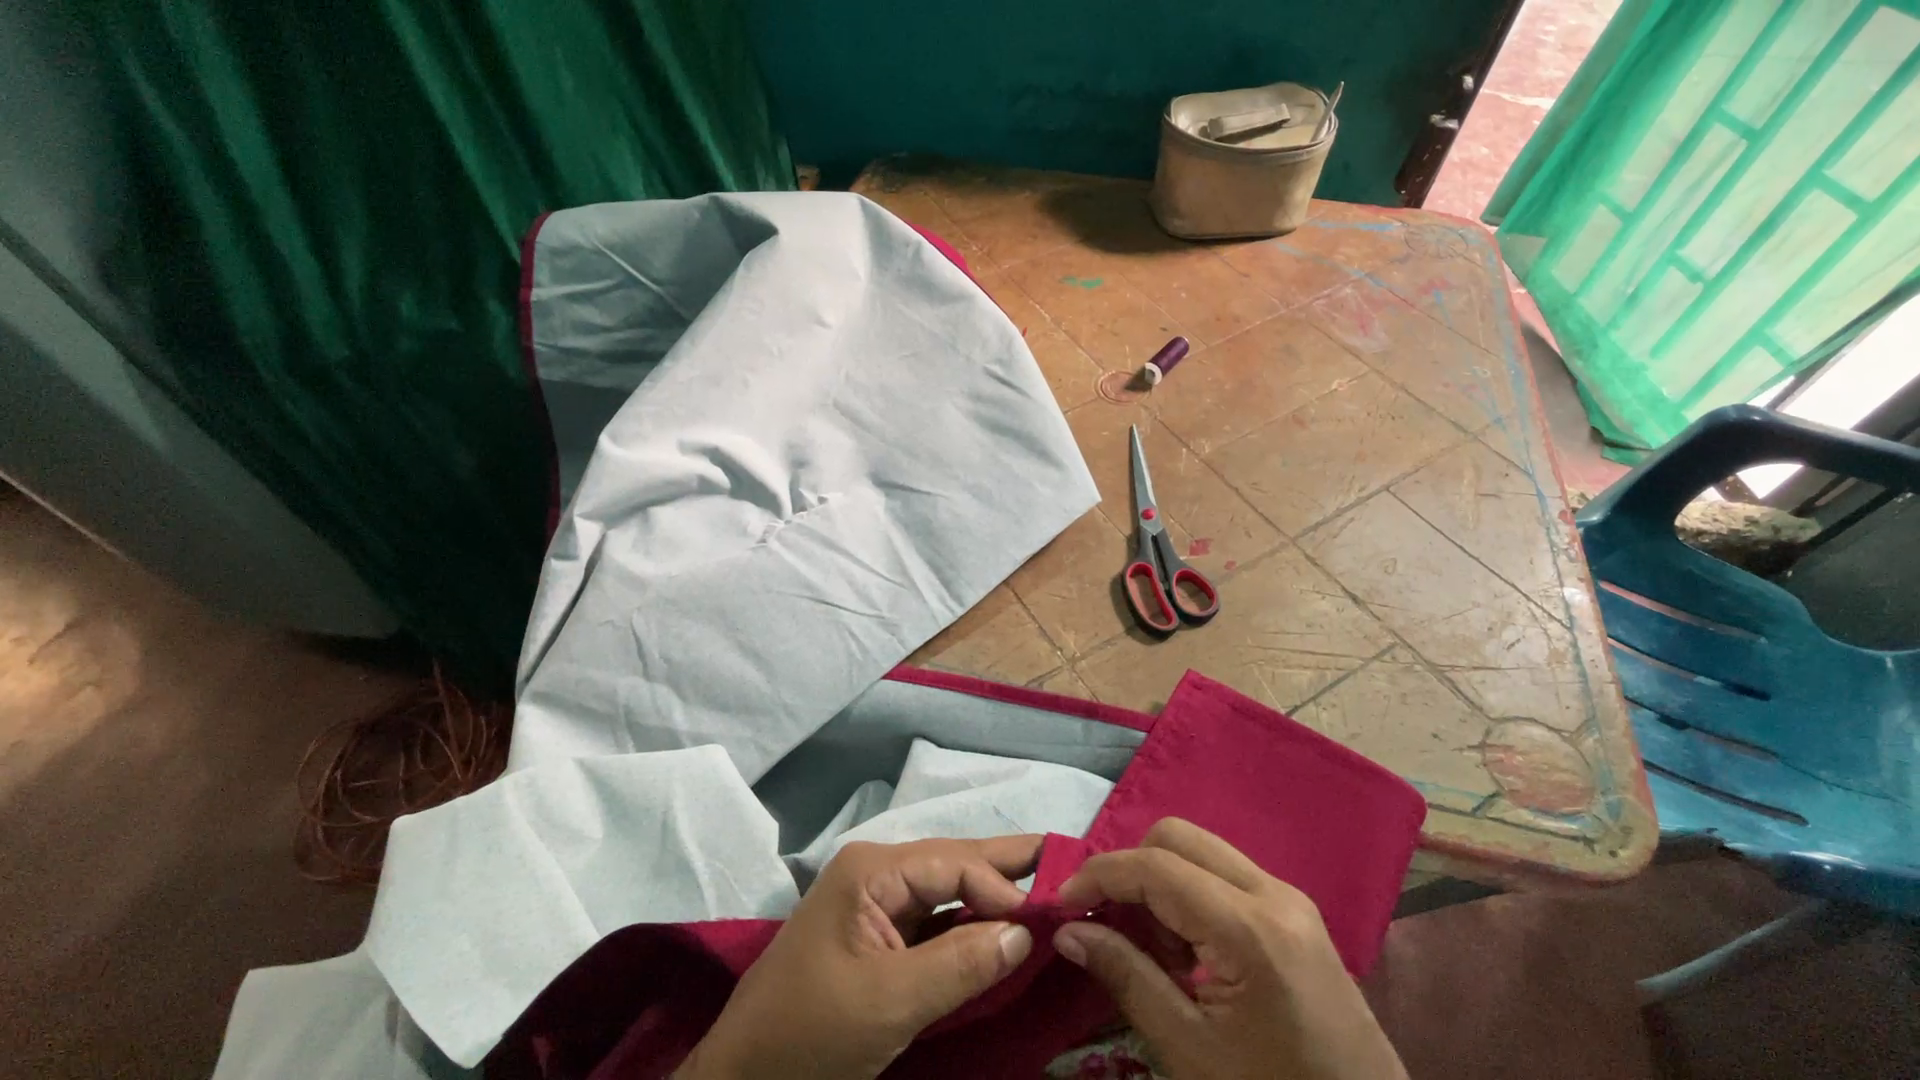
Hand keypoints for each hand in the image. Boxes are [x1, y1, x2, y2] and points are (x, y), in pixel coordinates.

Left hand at [676, 834, 1041, 1079]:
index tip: (1054, 915)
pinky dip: (970, 925)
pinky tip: (1003, 927)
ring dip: (993, 896)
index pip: (956, 863)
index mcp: (872, 870)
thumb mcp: (891, 1001)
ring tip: (1048, 886)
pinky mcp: (876, 938)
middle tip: (1068, 857)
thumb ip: (962, 962)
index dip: (1005, 886)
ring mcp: (874, 905)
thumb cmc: (811, 1033)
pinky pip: (935, 922)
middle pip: (955, 864)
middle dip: (1007, 867)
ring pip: (948, 892)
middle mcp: (875, 874)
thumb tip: (1027, 931)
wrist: (744, 1078)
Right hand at [1052, 818, 1406, 1079]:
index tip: (1060, 904)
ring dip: (1160, 881)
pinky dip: (1189, 894)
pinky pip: (1225, 875)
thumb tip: (1066, 931)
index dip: (1099, 875)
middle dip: (1130, 868)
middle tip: (1106, 923)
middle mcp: (1273, 892)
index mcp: (1250, 927)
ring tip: (1149, 949)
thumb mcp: (1189, 1047)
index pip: (1156, 866)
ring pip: (1202, 851)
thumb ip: (1125, 977)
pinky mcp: (1296, 913)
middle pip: (1178, 837)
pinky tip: (1185, 951)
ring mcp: (1290, 899)